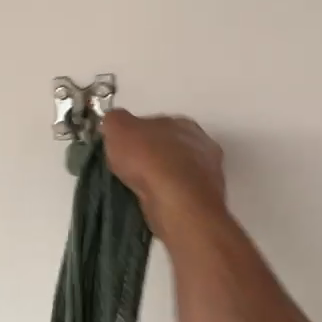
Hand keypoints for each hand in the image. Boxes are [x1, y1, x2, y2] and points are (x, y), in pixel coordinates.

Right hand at [99, 110, 227, 238]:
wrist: (176, 199)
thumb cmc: (147, 159)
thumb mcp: (118, 129)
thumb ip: (115, 120)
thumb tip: (113, 121)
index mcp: (180, 121)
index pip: (154, 124)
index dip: (134, 136)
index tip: (120, 150)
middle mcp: (200, 141)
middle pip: (168, 146)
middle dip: (151, 155)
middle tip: (131, 170)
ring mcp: (208, 169)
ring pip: (178, 169)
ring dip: (163, 176)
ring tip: (143, 189)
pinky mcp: (208, 194)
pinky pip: (183, 190)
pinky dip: (171, 193)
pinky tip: (157, 201)